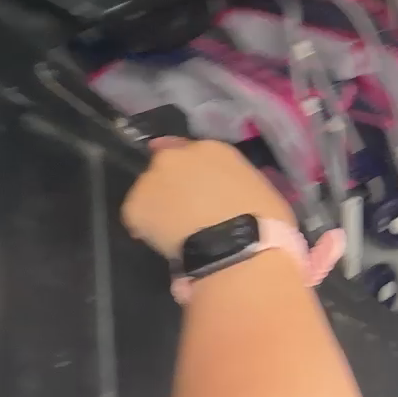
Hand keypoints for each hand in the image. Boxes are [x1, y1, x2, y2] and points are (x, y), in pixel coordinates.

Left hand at [121, 138, 295, 258]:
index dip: (197, 169)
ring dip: (164, 204)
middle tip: (193, 207)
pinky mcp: (133, 208)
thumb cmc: (264, 218)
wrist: (238, 248)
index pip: (194, 148)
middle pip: (168, 167)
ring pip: (152, 191)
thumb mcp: (258, 187)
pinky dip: (151, 226)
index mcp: (213, 149)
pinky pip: (140, 216)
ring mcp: (149, 181)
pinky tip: (172, 240)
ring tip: (184, 228)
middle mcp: (176, 158)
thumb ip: (232, 179)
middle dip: (177, 183)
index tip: (202, 183)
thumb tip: (221, 186)